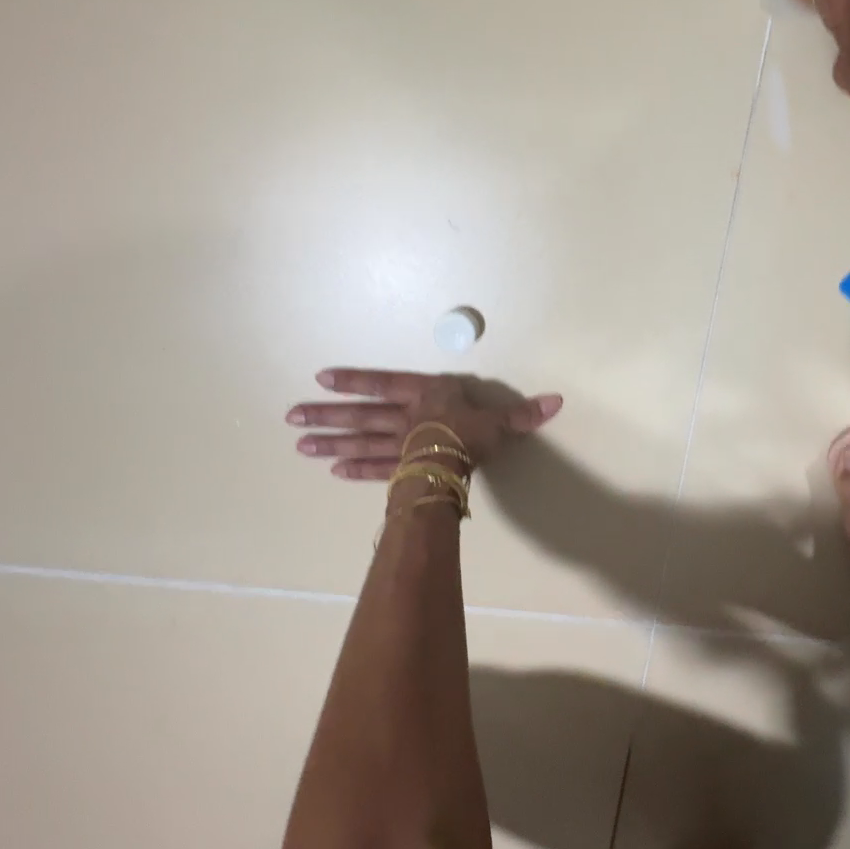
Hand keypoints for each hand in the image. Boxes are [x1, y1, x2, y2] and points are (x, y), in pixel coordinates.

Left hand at [288, 368, 563, 478]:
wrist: (453, 459)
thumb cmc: (473, 433)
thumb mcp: (500, 420)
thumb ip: (522, 414)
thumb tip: (558, 401)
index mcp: (425, 396)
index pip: (384, 384)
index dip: (355, 381)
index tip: (321, 378)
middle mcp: (404, 417)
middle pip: (360, 414)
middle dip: (326, 415)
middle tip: (291, 416)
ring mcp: (397, 445)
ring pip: (358, 440)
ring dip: (329, 441)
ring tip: (299, 444)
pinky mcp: (398, 470)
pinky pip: (373, 469)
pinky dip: (354, 468)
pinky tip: (332, 470)